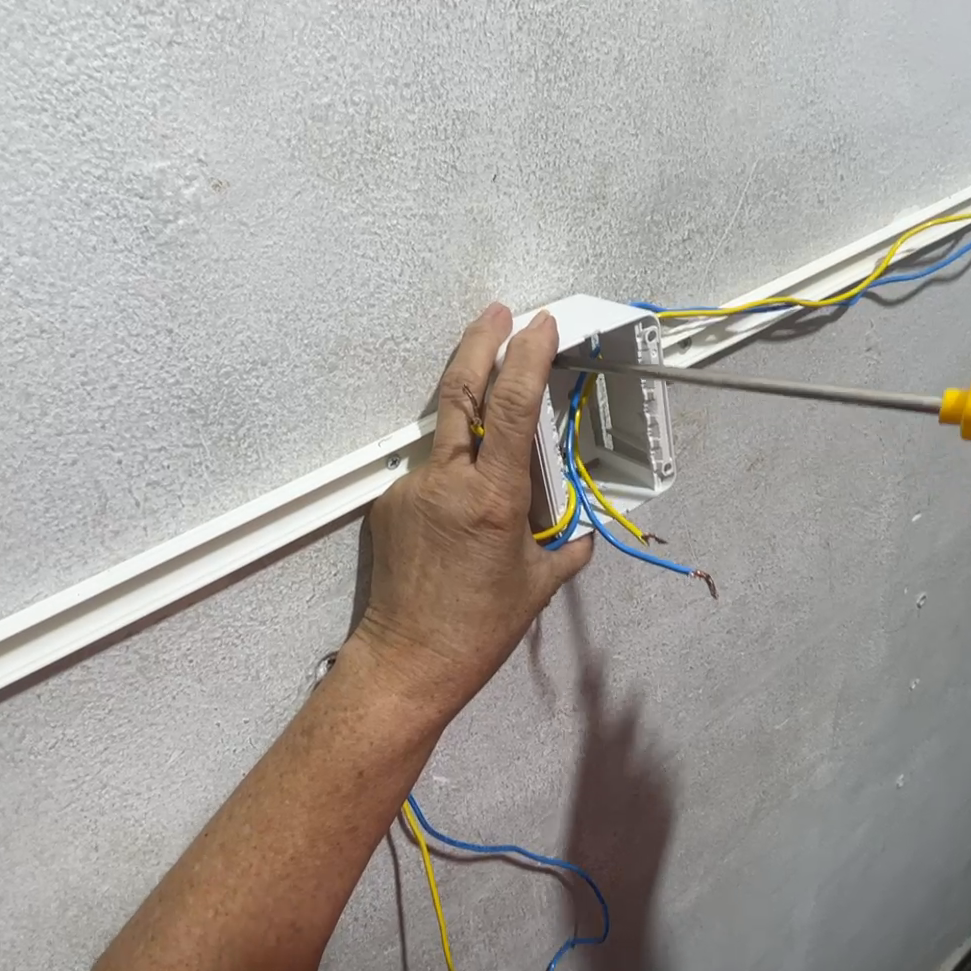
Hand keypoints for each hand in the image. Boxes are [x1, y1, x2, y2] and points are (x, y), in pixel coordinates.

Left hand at [349, 304, 593, 720]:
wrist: (407, 659)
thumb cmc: (481, 627)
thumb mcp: (538, 586)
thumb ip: (565, 550)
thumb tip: (582, 534)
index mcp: (493, 498)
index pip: (510, 407)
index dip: (525, 357)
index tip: (539, 324)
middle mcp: (448, 481)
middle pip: (459, 391)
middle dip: (479, 341)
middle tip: (499, 311)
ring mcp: (412, 488)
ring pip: (442, 430)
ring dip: (467, 403)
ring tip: (490, 395)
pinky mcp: (389, 502)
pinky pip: (429, 470)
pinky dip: (451, 467)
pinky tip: (462, 498)